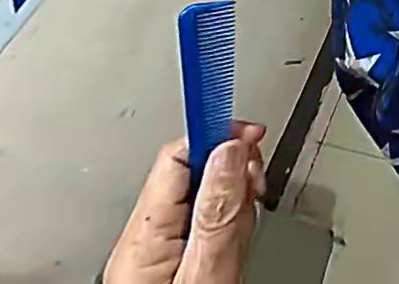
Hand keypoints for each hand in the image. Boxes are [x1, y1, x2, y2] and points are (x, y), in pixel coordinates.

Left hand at [103, 121, 266, 283]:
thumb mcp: (208, 273)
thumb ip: (219, 211)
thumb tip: (229, 148)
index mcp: (144, 238)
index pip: (178, 155)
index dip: (219, 135)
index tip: (251, 130)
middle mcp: (146, 238)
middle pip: (198, 167)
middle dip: (237, 169)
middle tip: (254, 188)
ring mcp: (158, 247)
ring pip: (209, 188)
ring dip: (237, 194)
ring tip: (245, 224)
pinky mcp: (174, 255)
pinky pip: (210, 212)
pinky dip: (233, 212)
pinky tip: (238, 233)